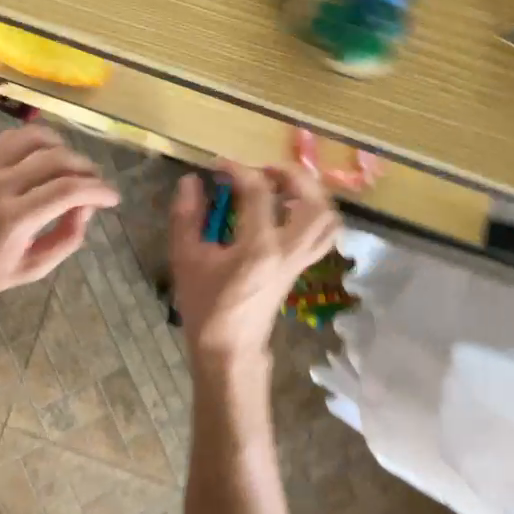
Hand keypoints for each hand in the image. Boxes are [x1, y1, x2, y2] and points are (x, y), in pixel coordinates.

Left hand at [0, 125, 121, 297]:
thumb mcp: (34, 269)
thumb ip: (67, 239)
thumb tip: (86, 206)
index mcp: (13, 219)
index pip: (66, 191)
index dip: (97, 190)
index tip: (113, 197)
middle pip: (55, 159)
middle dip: (85, 168)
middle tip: (96, 182)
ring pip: (35, 138)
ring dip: (63, 147)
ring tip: (73, 166)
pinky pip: (13, 137)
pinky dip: (37, 140)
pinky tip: (47, 154)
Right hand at [168, 159, 339, 363]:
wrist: (229, 348)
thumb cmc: (204, 304)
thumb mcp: (186, 257)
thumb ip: (187, 215)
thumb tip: (193, 181)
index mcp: (258, 247)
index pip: (258, 192)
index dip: (237, 169)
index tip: (216, 165)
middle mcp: (288, 251)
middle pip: (313, 203)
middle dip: (291, 176)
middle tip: (262, 169)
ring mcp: (300, 261)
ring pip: (327, 219)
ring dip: (308, 192)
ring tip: (279, 183)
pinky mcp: (301, 268)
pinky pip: (323, 233)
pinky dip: (312, 212)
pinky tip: (285, 207)